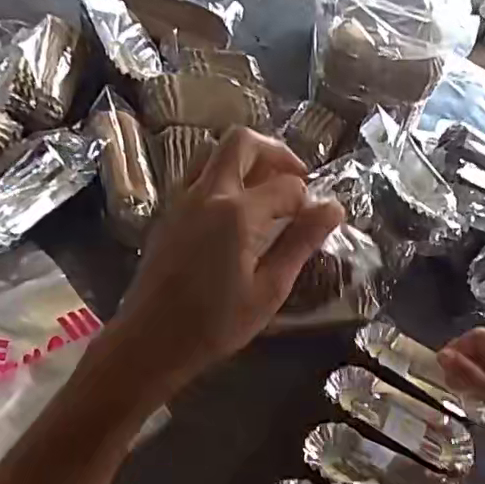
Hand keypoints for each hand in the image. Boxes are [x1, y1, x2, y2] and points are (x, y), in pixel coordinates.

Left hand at [115, 128, 344, 388]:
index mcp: (236, 213)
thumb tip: (333, 208)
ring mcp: (182, 199)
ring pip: (215, 152)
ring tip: (269, 193)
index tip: (317, 221)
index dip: (308, 199)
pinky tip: (240, 212)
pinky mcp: (169, 211)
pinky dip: (225, 176)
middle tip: (296, 181)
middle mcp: (207, 193)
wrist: (151, 341)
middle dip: (277, 153)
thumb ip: (301, 242)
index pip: (286, 185)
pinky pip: (199, 174)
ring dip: (247, 160)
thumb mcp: (270, 289)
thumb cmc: (216, 324)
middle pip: (242, 142)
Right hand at [438, 328, 484, 453]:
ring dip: (468, 375)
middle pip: (482, 350)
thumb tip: (442, 355)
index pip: (479, 336)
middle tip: (446, 380)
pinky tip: (470, 398)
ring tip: (455, 390)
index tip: (441, 364)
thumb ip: (468, 374)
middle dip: (461, 361)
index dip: (458, 346)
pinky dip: (478, 386)